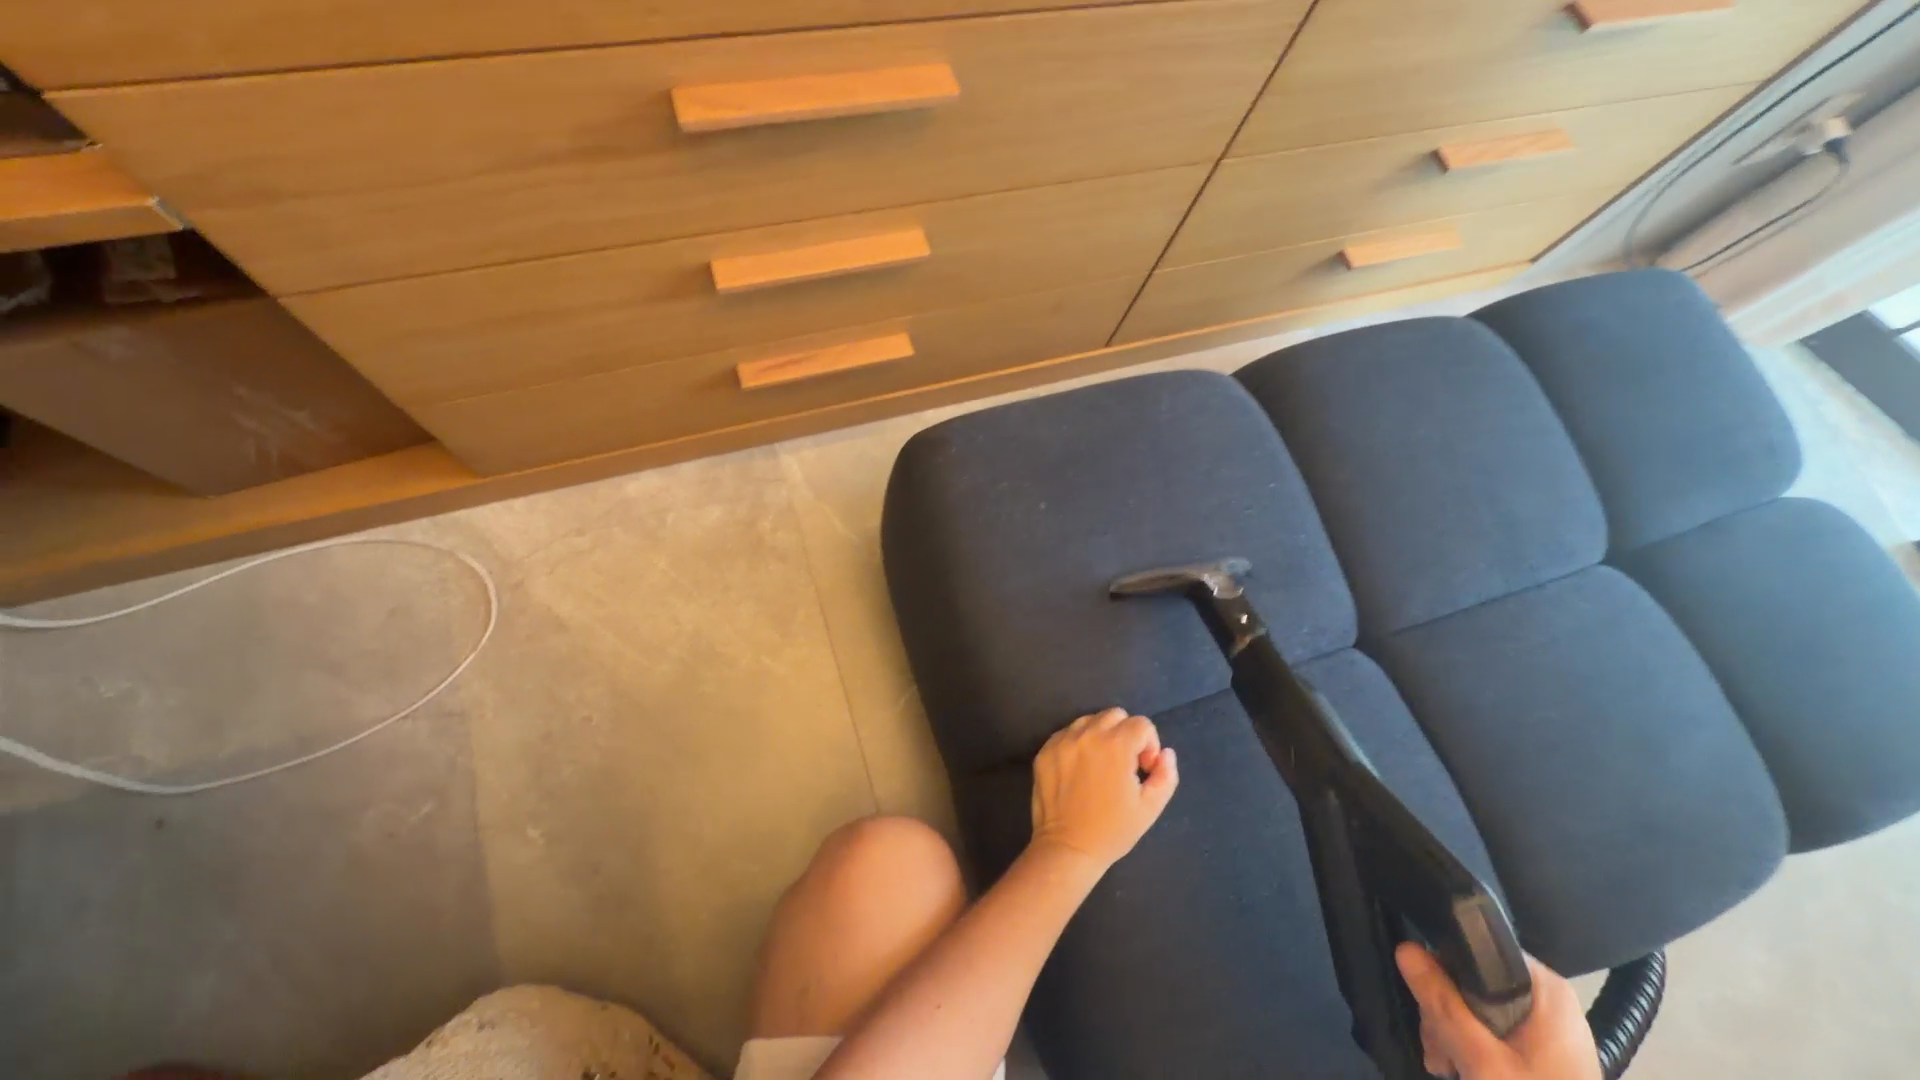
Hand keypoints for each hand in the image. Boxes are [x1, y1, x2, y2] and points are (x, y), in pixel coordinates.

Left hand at [1029, 708, 1178, 868]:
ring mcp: (1062, 741)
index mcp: (1116, 745)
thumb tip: (1165, 753)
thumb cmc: (1112, 830)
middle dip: (1125, 734)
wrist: (1067, 848)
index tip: (1142, 770)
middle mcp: (1087, 735)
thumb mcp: (1151, 807)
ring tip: (1100, 766)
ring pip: (1089, 721)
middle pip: (1115, 715)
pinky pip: (1067, 733)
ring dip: (1100, 736)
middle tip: (1123, 765)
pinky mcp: (1045, 751)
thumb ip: (1166, 774)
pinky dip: (1078, 743)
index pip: (1142, 724)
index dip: (1148, 745)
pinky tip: (1079, 770)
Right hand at [1396, 944, 1601, 1079]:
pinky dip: (1469, 1045)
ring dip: (1450, 1032)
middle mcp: (1547, 998)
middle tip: (1438, 1052)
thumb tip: (1406, 948)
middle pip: (1472, 980)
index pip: (1477, 950)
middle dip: (1443, 1013)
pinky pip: (1492, 1028)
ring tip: (1444, 1065)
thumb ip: (1443, 1004)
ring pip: (1476, 1005)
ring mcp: (1545, 1024)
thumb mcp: (1482, 1062)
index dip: (1443, 970)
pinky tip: (1458, 1067)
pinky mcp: (1540, 1047)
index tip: (1425, 1006)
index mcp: (1545, 989)